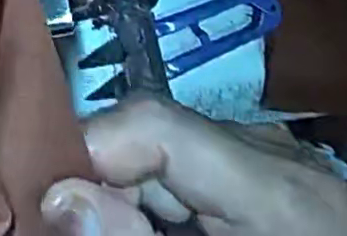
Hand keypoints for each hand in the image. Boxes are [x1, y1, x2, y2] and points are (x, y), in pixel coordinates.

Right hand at [42, 97, 346, 234]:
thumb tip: (59, 196)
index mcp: (279, 188)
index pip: (157, 122)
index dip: (94, 150)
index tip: (59, 202)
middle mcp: (283, 157)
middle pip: (161, 129)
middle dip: (113, 175)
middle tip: (92, 227)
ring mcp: (287, 164)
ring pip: (176, 143)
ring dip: (141, 187)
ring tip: (133, 228)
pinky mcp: (285, 179)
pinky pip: (204, 163)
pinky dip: (174, 195)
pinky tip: (172, 229)